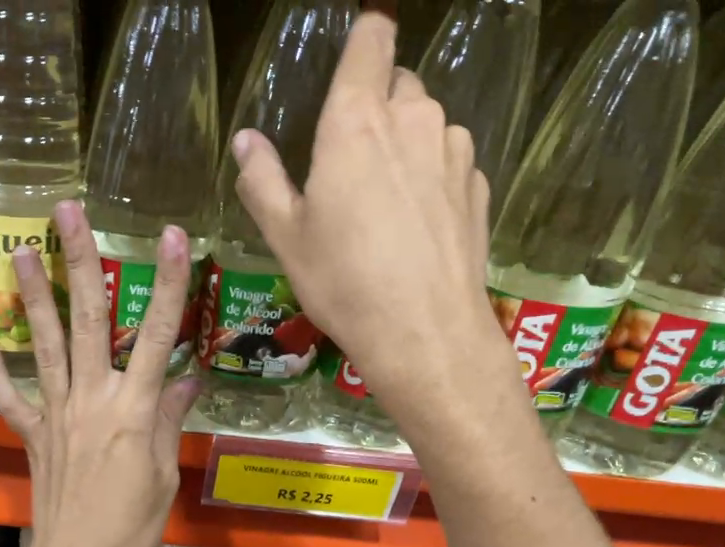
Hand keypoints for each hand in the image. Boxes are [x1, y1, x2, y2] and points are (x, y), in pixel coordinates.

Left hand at [0, 201, 200, 546]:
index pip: (157, 336)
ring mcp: (55, 415)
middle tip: (67, 212)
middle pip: (89, 321)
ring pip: (44, 345)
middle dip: (81, 262)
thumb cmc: (130, 528)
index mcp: (133, 411)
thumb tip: (185, 379)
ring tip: (21, 251)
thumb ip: (167, 422)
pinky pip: (9, 396)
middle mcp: (91, 401)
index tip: (172, 236)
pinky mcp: (31, 436)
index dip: (168, 284)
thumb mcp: (163, 476)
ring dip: (33, 296)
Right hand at [231, 12, 512, 416]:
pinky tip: (414, 227)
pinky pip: (449, 161)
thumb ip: (263, 180)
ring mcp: (454, 149)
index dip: (363, 41)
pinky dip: (431, 177)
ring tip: (383, 206)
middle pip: (398, 82)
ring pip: (426, 123)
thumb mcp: (286, 237)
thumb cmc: (343, 282)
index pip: (373, 37)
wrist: (423, 331)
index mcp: (356, 121)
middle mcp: (413, 118)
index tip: (349, 69)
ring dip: (405, 145)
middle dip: (374, 109)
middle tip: (349, 168)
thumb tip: (246, 141)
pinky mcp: (478, 183)